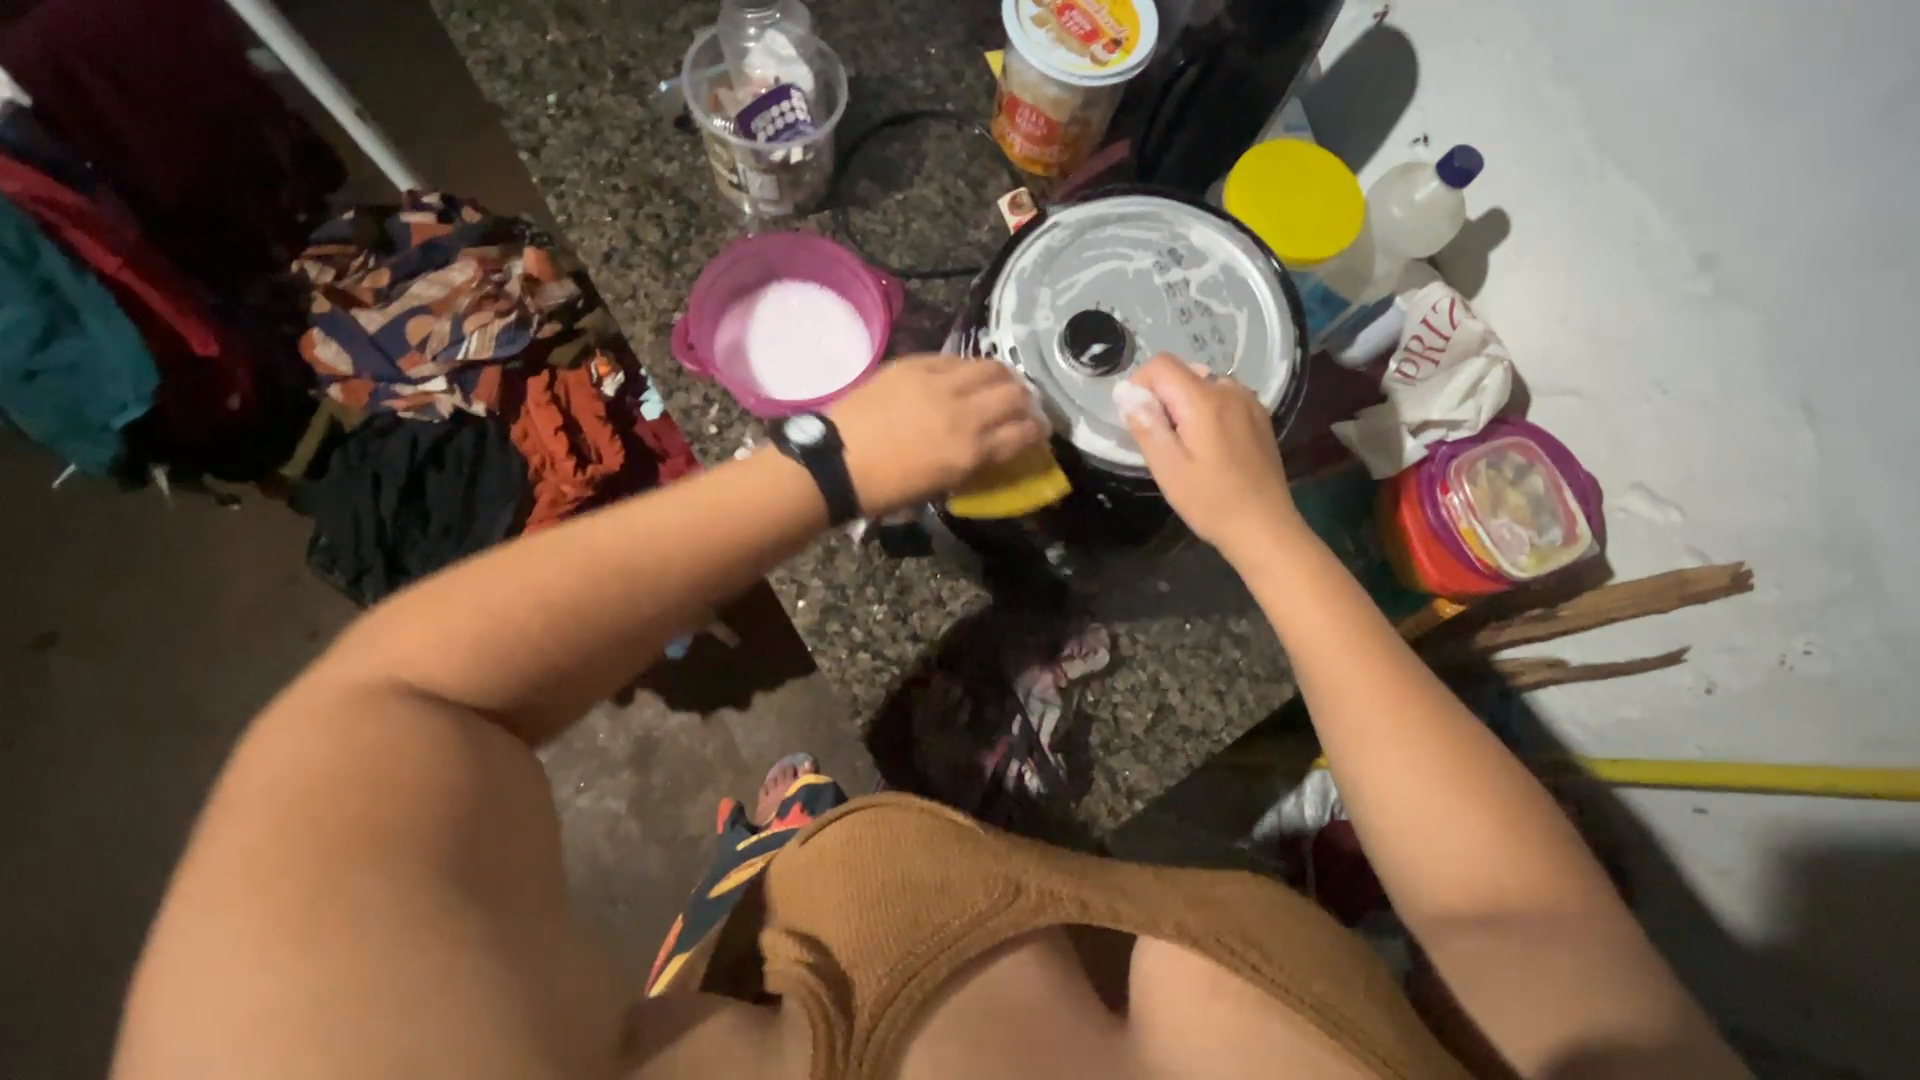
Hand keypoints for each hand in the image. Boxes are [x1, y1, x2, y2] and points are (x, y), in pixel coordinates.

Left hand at [829, 355, 1045, 516]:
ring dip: (1002, 377)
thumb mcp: (939, 487)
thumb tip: (993, 449)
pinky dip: (966, 368)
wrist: (834, 463)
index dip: (1037, 432)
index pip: (1024, 434)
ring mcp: (939, 384)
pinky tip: (960, 377)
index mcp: (969, 453)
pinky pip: (955, 359)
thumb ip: (973, 465)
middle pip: (1016, 394)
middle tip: (1019, 406)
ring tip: (996, 385)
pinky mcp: (915, 365)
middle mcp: (963, 414)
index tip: (1036, 431)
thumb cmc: (885, 489)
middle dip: (1025, 401)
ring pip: (992, 367)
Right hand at [1120, 354, 1305, 560]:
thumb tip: (1127, 391)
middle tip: (1162, 443)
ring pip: (1203, 385)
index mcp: (1204, 400)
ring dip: (1185, 406)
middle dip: (1162, 398)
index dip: (1140, 385)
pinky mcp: (1259, 417)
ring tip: (1187, 447)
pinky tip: (1211, 448)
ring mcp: (1249, 402)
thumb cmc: (1211, 501)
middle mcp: (1229, 390)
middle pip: (1183, 373)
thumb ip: (1146, 424)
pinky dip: (1207, 412)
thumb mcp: (1168, 468)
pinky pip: (1223, 399)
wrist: (1264, 527)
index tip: (1138, 420)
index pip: (1161, 365)